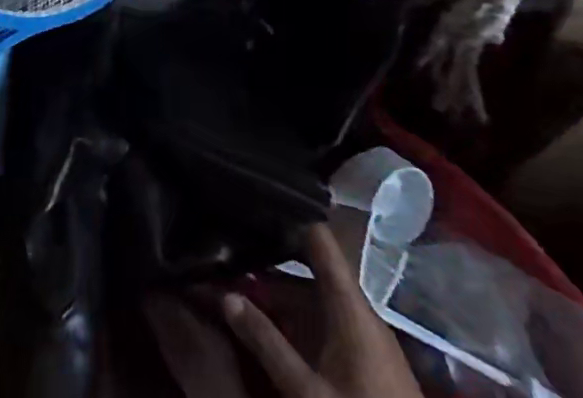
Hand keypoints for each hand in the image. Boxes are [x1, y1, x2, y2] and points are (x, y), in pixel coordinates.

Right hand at [220, 225, 422, 397]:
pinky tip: (260, 326)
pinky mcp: (361, 362)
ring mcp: (361, 338)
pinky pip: (319, 326)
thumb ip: (265, 342)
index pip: (319, 241)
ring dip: (273, 297)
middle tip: (221, 256)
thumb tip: (225, 295)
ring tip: (229, 287)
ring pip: (310, 301)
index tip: (250, 204)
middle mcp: (357, 313)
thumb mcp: (306, 392)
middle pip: (306, 274)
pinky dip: (288, 320)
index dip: (287, 217)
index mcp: (350, 308)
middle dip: (264, 266)